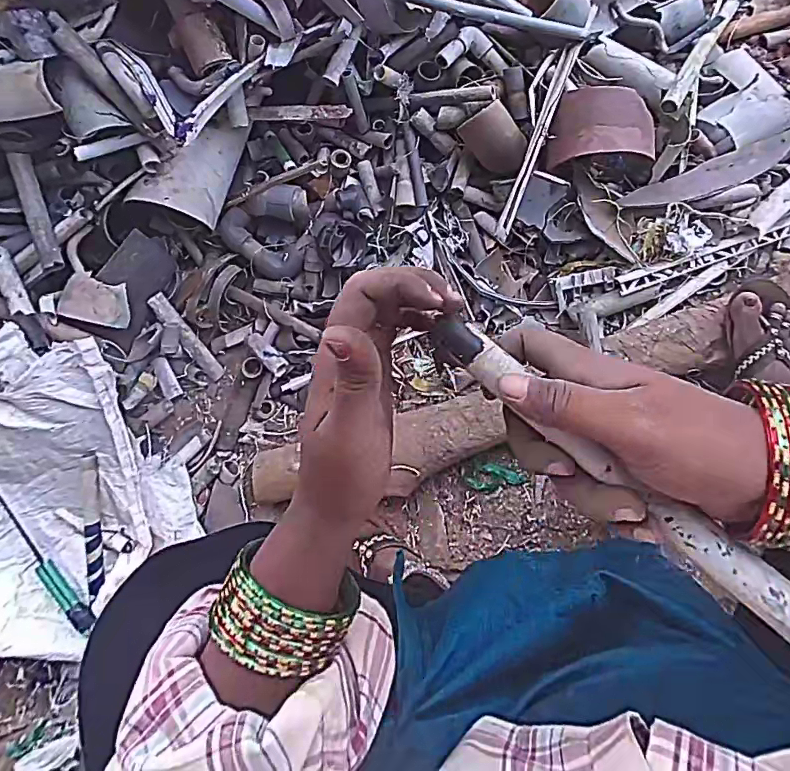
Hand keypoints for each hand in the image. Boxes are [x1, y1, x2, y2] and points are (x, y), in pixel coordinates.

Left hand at [291, 268, 459, 530]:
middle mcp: (348, 349)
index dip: (400, 284)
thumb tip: (339, 331)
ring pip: (389, 306)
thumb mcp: (349, 429)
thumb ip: (352, 378)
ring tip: (453, 310)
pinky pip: (398, 329)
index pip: (362, 292)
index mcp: (337, 356)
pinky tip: (439, 327)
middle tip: (452, 302)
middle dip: (417, 284)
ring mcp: (363, 358)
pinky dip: (421, 320)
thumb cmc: (340, 476)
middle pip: (378, 291)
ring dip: (421, 298)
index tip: (437, 301)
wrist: (336, 505)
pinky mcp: (377, 370)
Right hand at [496, 325, 767, 528]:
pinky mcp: (621, 472)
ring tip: (637, 503)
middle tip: (571, 468)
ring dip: (593, 496)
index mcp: (590, 375)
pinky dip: (615, 511)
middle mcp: (591, 403)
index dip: (498, 360)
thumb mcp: (630, 424)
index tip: (485, 396)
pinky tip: (646, 517)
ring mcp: (605, 439)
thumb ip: (565, 404)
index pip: (527, 346)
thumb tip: (506, 379)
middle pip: (531, 420)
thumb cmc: (706, 443)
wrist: (763, 485)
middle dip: (545, 456)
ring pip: (562, 466)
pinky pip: (593, 493)